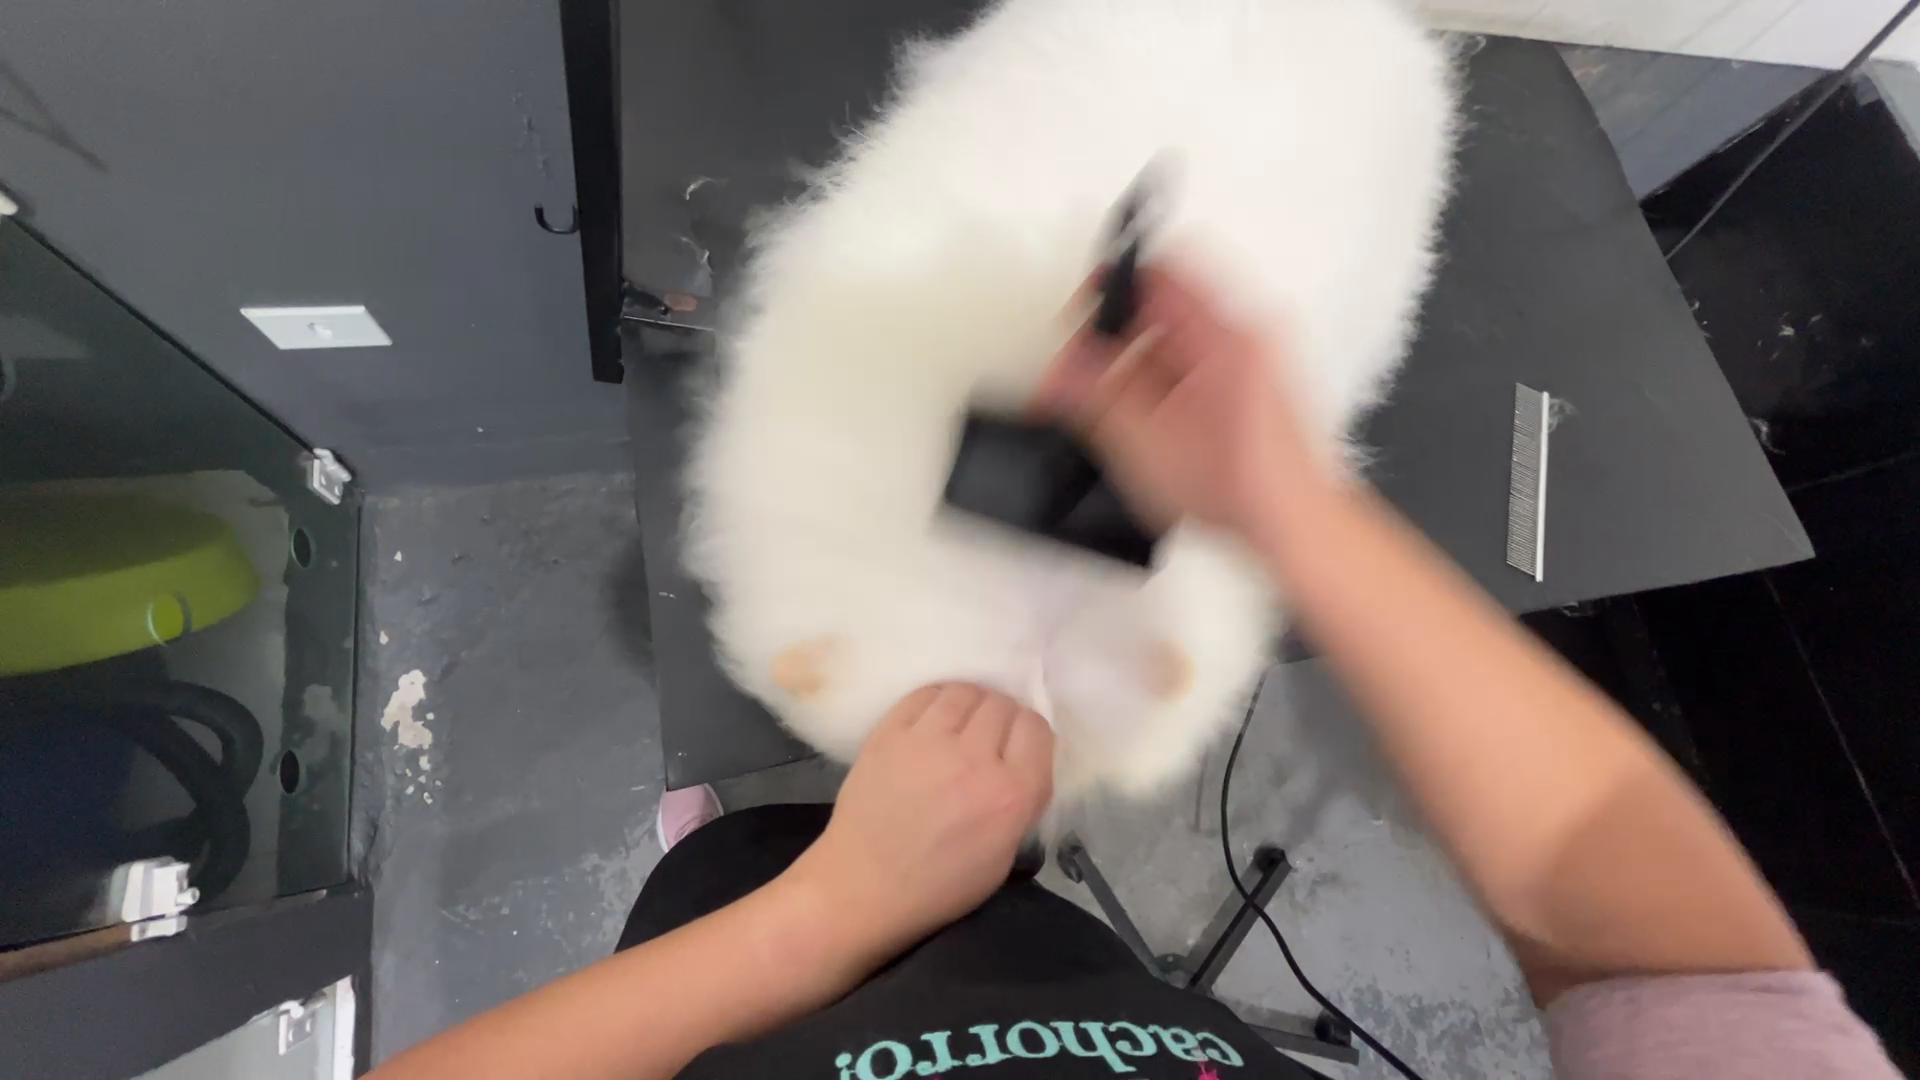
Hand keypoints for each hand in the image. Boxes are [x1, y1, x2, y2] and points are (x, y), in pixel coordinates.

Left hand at [781, 683, 1053, 953]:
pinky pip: (925, 693)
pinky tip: (935, 717)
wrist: (862, 886)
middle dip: (1002, 719)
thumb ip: (1023, 800)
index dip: (1030, 735)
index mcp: (1009, 795)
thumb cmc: (938, 884)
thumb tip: (1023, 757)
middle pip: (1002, 705)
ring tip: (962, 724)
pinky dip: (938, 700)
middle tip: (988, 739)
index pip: (1036, 728)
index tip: (1018, 747)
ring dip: (971, 704)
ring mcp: (927, 740)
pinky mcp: (889, 731)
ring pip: (965, 691)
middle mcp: (973, 759)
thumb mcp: (1003, 856)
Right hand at [1034, 261, 1326, 539]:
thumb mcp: (1147, 441)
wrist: (1288, 521)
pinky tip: (1135, 421)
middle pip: (1160, 309)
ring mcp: (1248, 361)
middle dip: (1109, 339)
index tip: (1081, 311)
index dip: (1112, 285)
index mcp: (1228, 336)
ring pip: (1170, 342)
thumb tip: (1063, 369)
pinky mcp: (1244, 386)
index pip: (1163, 273)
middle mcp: (1245, 338)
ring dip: (1128, 368)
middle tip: (1076, 373)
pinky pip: (1188, 366)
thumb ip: (1097, 395)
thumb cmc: (1244, 486)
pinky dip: (1153, 384)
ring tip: (1101, 408)